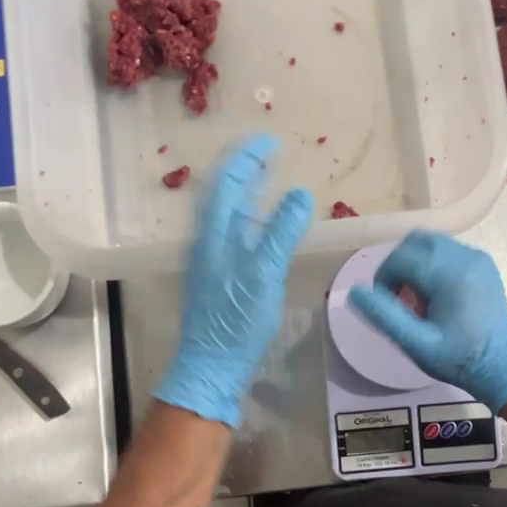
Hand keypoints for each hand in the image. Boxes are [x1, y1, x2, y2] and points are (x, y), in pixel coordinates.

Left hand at [154, 134, 313, 426]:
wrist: (210, 366)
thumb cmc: (235, 322)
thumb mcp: (263, 275)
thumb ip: (280, 234)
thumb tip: (299, 194)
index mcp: (214, 235)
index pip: (228, 182)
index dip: (248, 157)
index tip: (271, 140)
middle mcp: (207, 241)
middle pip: (222, 193)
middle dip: (245, 169)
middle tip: (270, 153)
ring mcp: (210, 260)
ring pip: (225, 213)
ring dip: (246, 192)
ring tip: (268, 180)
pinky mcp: (217, 277)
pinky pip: (232, 233)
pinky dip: (248, 217)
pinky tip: (262, 227)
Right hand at [348, 230, 506, 410]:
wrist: (501, 365)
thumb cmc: (457, 359)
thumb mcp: (415, 343)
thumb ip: (384, 315)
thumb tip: (355, 292)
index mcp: (449, 274)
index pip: (400, 257)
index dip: (385, 278)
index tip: (388, 305)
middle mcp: (465, 256)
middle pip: (415, 241)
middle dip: (399, 266)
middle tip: (400, 298)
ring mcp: (476, 257)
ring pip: (431, 242)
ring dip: (415, 264)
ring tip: (418, 298)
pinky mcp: (482, 263)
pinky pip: (448, 250)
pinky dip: (433, 264)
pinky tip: (436, 295)